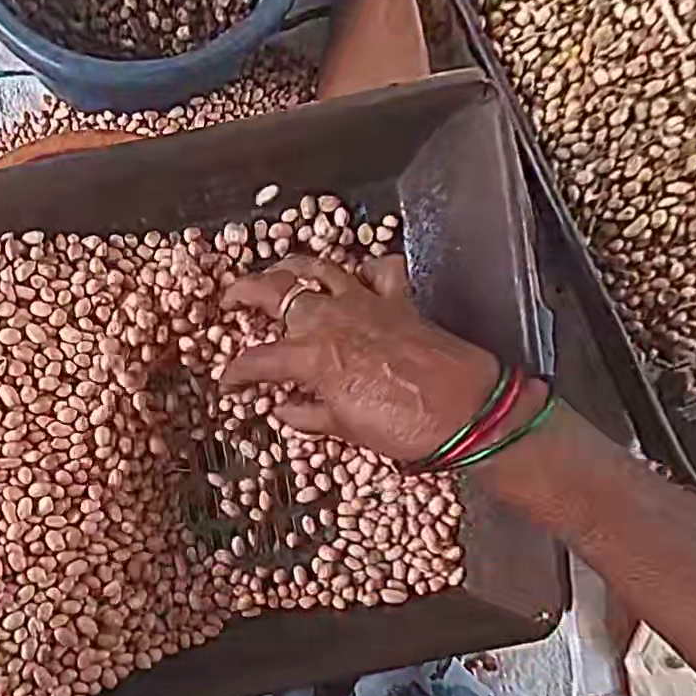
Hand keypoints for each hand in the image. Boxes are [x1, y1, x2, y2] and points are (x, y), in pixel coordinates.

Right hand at [218, 256, 503, 463]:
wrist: (467, 412)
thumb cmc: (400, 426)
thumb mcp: (344, 428)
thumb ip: (306, 415)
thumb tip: (282, 409)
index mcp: (311, 355)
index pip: (256, 359)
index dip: (235, 372)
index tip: (228, 382)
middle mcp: (331, 320)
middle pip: (276, 291)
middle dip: (245, 292)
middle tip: (231, 299)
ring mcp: (366, 303)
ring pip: (319, 268)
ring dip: (293, 267)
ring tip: (278, 271)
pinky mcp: (398, 301)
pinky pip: (378, 271)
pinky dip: (364, 270)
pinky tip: (356, 277)